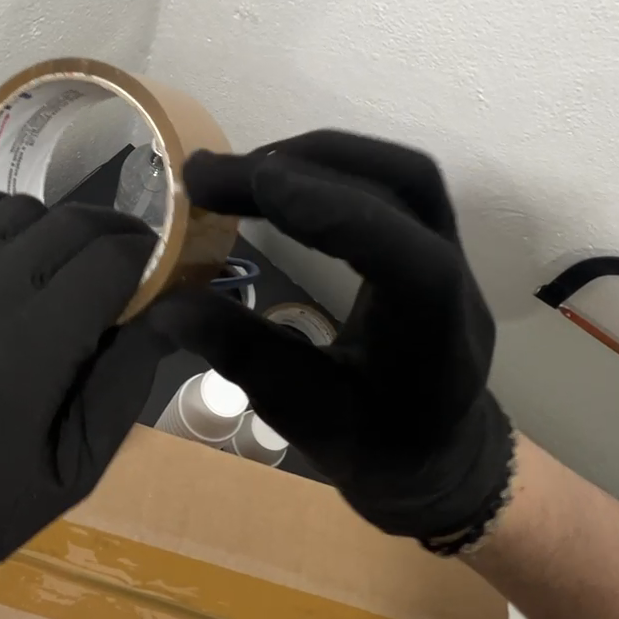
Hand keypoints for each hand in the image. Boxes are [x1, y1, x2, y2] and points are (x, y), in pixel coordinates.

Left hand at [0, 194, 169, 618]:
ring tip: (62, 266)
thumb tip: (172, 303)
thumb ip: (129, 376)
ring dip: (55, 229)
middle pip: (70, 223)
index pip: (110, 259)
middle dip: (111, 235)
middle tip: (123, 262)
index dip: (146, 255)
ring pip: (19, 210)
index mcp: (29, 347)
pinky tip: (8, 250)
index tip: (156, 269)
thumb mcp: (78, 465)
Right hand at [144, 131, 513, 546]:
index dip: (323, 207)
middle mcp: (453, 277)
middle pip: (401, 184)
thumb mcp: (307, 419)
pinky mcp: (427, 240)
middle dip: (305, 164)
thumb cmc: (381, 451)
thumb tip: (164, 308)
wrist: (443, 462)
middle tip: (217, 173)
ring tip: (243, 170)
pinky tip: (280, 182)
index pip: (395, 248)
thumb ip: (243, 357)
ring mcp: (448, 251)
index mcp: (434, 332)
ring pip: (398, 172)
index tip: (237, 182)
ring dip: (317, 157)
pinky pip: (387, 183)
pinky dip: (329, 169)